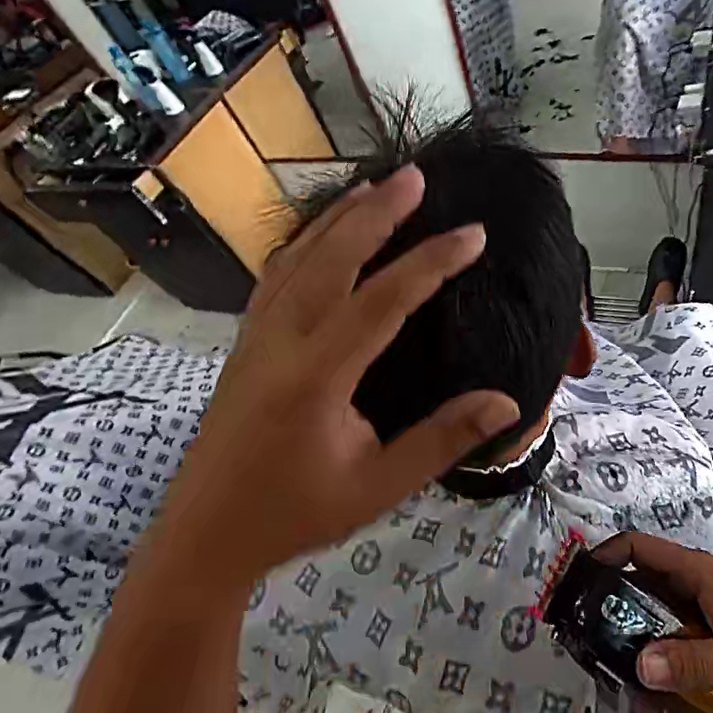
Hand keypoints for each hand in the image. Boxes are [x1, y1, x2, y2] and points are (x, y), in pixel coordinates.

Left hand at [165, 166, 519, 586]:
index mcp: (317, 375)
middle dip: (377, 213)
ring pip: (297, 259)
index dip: (432, 262)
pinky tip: (319, 236)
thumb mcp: (379, 486)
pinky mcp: (243, 343)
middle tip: (415, 176)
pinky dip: (303, 245)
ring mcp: (255, 337)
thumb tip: (507, 403)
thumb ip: (442, 439)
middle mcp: (281, 341)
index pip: (383, 300)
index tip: (473, 234)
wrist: (204, 536)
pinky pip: (274, 277)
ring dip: (337, 220)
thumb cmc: (295, 514)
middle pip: (331, 258)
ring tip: (372, 189)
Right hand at [591, 532, 712, 706]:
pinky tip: (671, 712)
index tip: (578, 585)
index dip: (605, 556)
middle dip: (617, 621)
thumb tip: (638, 665)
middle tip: (599, 656)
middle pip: (639, 590)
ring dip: (643, 660)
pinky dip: (666, 674)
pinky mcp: (712, 638)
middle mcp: (695, 588)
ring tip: (641, 705)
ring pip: (656, 626)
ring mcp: (703, 614)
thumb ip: (692, 662)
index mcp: (699, 574)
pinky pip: (675, 649)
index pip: (639, 548)